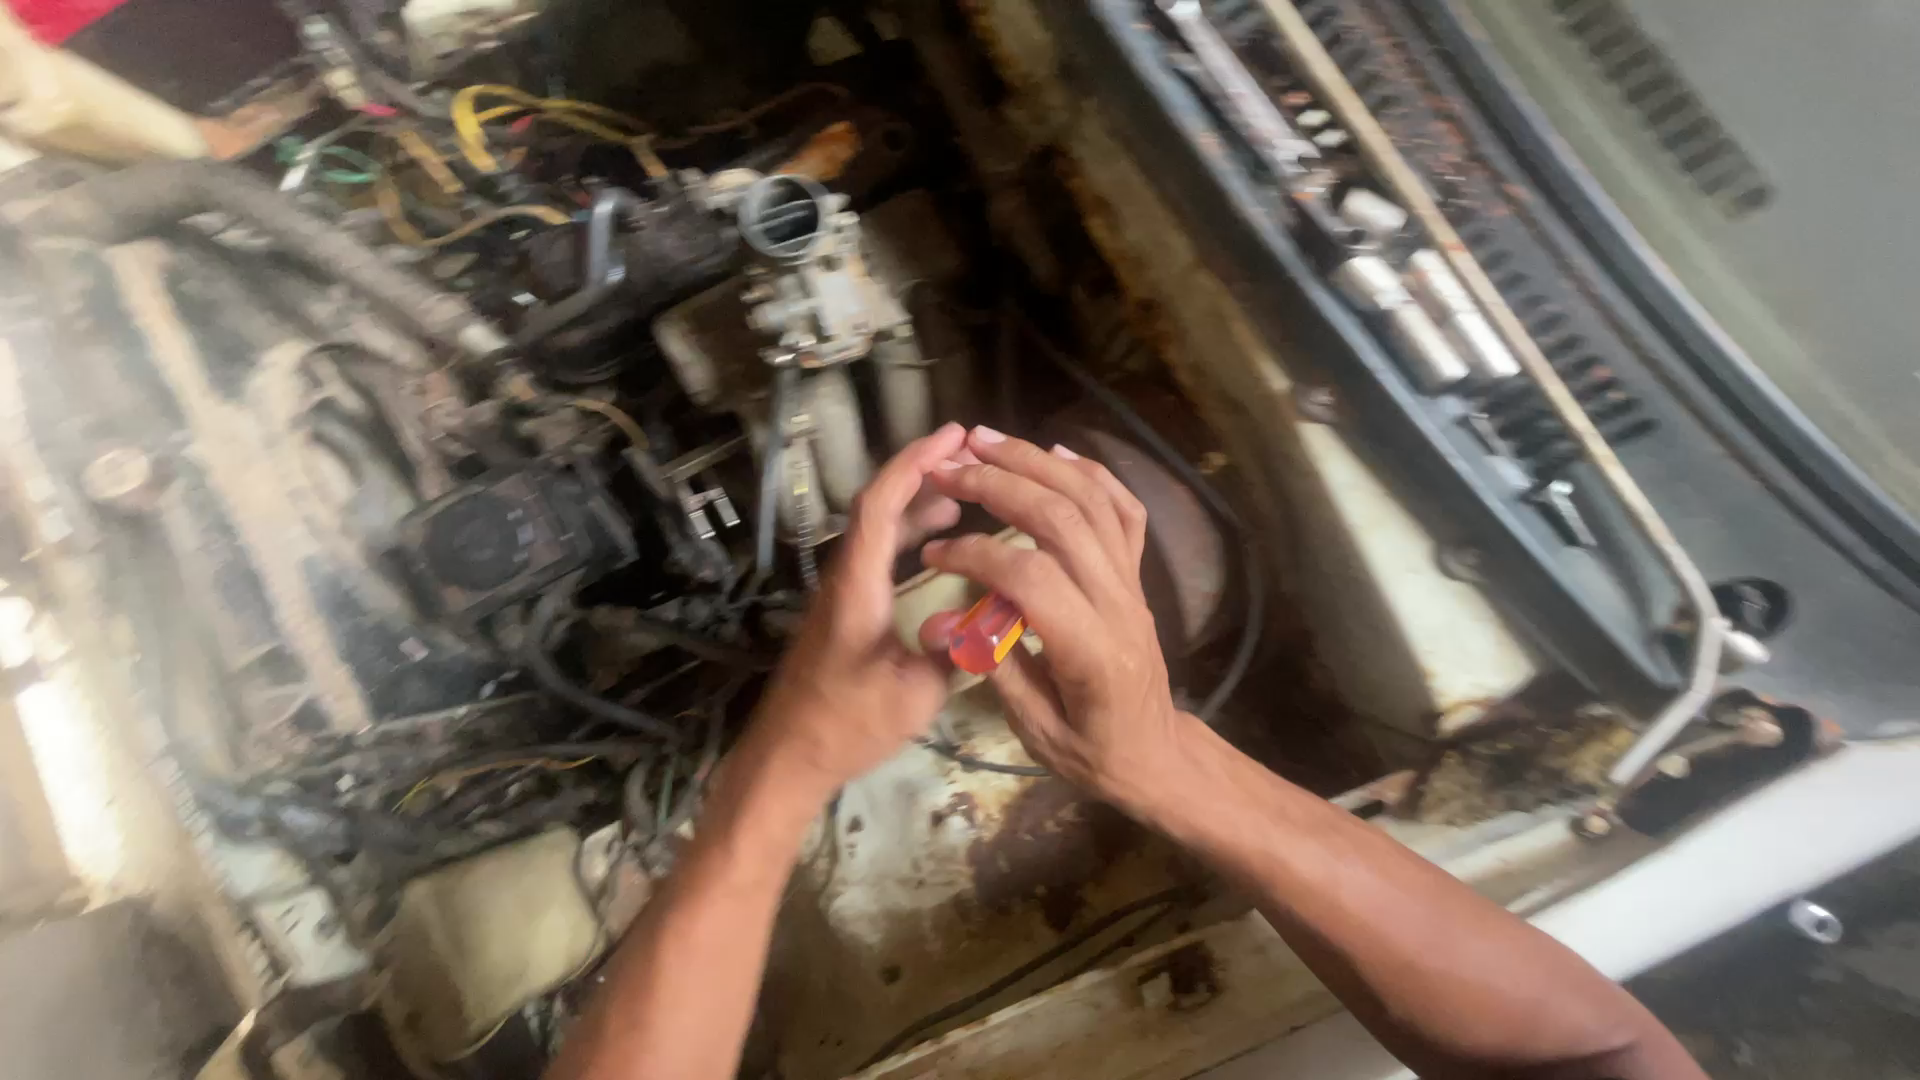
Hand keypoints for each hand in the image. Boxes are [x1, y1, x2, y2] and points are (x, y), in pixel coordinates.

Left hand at [743, 422, 970, 792]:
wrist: (786, 758)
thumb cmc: (844, 724)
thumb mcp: (913, 694)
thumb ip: (954, 649)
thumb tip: (993, 615)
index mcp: (857, 585)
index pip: (881, 504)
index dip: (914, 462)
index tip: (951, 435)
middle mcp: (845, 578)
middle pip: (878, 507)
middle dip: (921, 475)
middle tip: (968, 460)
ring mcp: (841, 595)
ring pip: (877, 533)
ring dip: (916, 508)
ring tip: (962, 498)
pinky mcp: (844, 613)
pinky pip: (878, 559)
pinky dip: (908, 541)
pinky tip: (936, 550)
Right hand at [918, 426, 1188, 803]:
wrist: (1156, 753)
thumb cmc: (1092, 750)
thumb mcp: (1035, 729)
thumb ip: (993, 666)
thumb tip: (937, 622)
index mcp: (1090, 648)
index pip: (1031, 577)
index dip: (976, 555)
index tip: (933, 554)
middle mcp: (1118, 600)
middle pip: (1062, 519)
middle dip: (999, 485)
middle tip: (948, 466)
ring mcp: (1133, 580)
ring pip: (1090, 501)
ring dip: (1035, 462)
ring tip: (984, 440)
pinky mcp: (1137, 573)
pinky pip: (1122, 509)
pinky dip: (1090, 473)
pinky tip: (1054, 450)